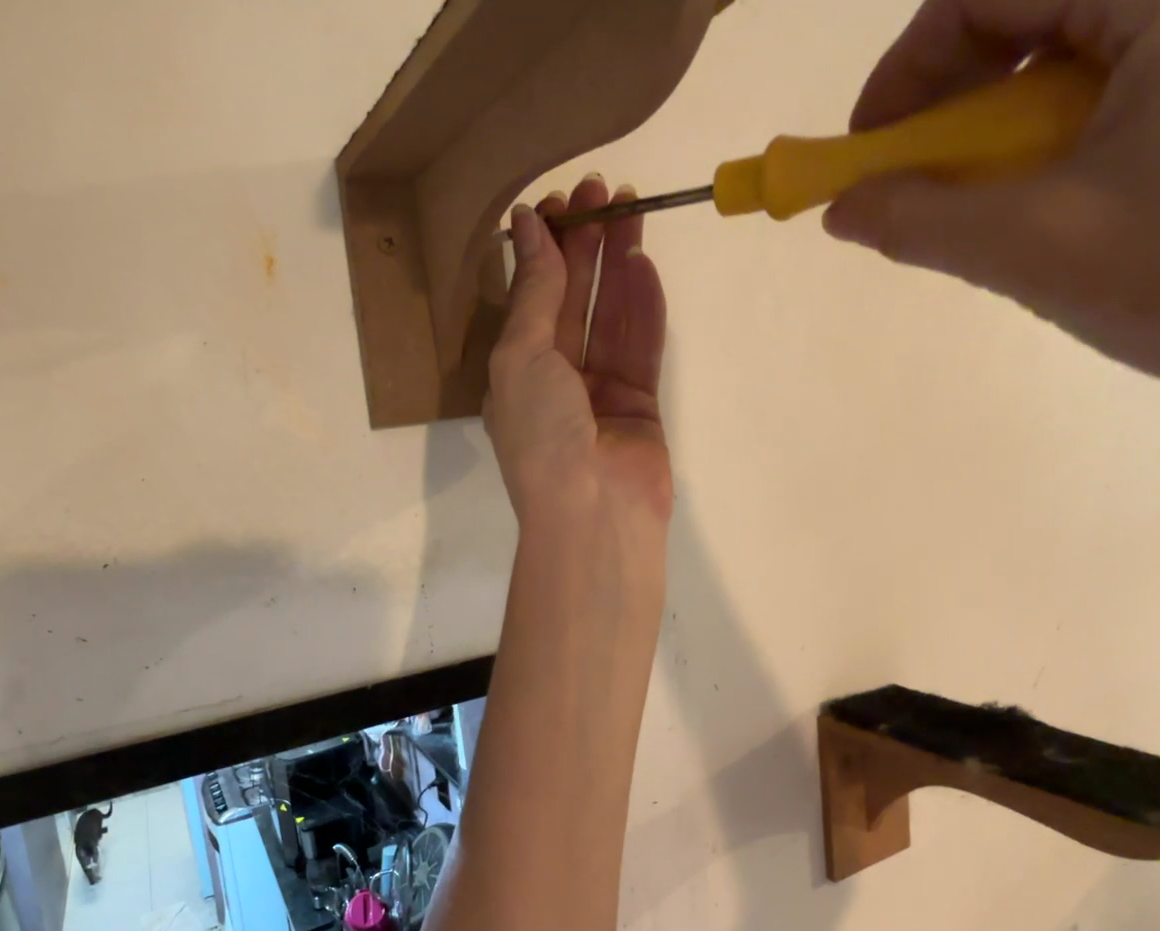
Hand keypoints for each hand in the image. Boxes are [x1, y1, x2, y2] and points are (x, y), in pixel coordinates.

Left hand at [486, 176, 671, 532]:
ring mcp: (599, 390)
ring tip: (630, 208)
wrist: (593, 513)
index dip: (545, 249)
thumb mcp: (522, 357)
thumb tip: (527, 225)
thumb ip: (534, 292)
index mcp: (515, 371)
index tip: (557, 200)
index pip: (531, 298)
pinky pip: (641, 344)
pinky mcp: (640, 402)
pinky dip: (644, 305)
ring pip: (610, 314)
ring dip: (619, 262)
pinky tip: (644, 263)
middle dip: (585, 244)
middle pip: (573, 298)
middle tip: (601, 188)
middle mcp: (555, 377)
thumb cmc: (542, 435)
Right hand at [823, 0, 1159, 429]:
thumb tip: (844, 209)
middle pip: (1059, 2)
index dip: (912, 63)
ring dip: (1034, 98)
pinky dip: (1106, 105)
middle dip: (969, 79)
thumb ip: (919, 221)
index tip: (873, 143)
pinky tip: (1098, 177)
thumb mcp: (1037, 251)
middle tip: (929, 161)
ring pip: (1120, 30)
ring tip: (1010, 181)